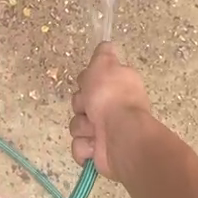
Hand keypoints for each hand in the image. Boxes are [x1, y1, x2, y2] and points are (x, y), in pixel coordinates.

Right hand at [69, 42, 154, 180]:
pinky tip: (94, 145)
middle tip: (90, 108)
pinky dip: (84, 147)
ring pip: (76, 125)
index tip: (89, 84)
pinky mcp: (98, 153)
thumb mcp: (105, 64)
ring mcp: (105, 132)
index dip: (86, 82)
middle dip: (81, 105)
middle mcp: (111, 108)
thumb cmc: (111, 97)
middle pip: (79, 103)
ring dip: (82, 127)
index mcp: (116, 87)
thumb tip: (107, 44)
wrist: (121, 136)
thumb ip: (104, 53)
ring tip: (95, 130)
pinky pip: (78, 147)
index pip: (90, 82)